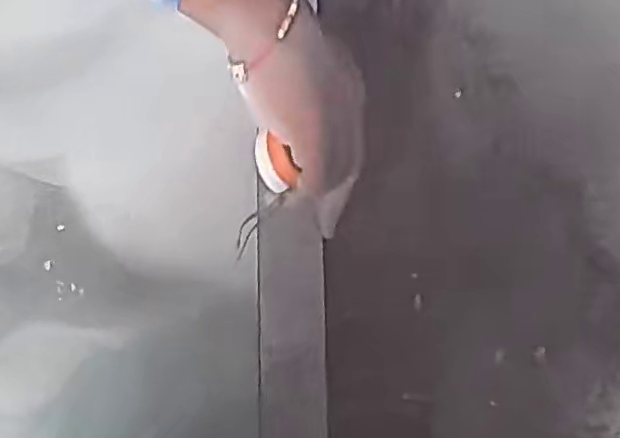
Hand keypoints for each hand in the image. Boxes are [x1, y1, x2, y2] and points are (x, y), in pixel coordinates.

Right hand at [240, 13, 365, 236]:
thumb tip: (285, 127)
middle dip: (339, 195)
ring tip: (311, 216)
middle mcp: (349, 105)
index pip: (351, 140)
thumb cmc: (274, 45)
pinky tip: (300, 203)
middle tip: (329, 223)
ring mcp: (335, 121)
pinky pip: (320, 176)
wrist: (269, 32)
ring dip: (323, 198)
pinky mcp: (316, 136)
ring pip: (338, 171)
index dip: (343, 171)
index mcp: (347, 88)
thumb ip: (298, 103)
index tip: (335, 194)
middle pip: (350, 161)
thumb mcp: (295, 78)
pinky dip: (311, 194)